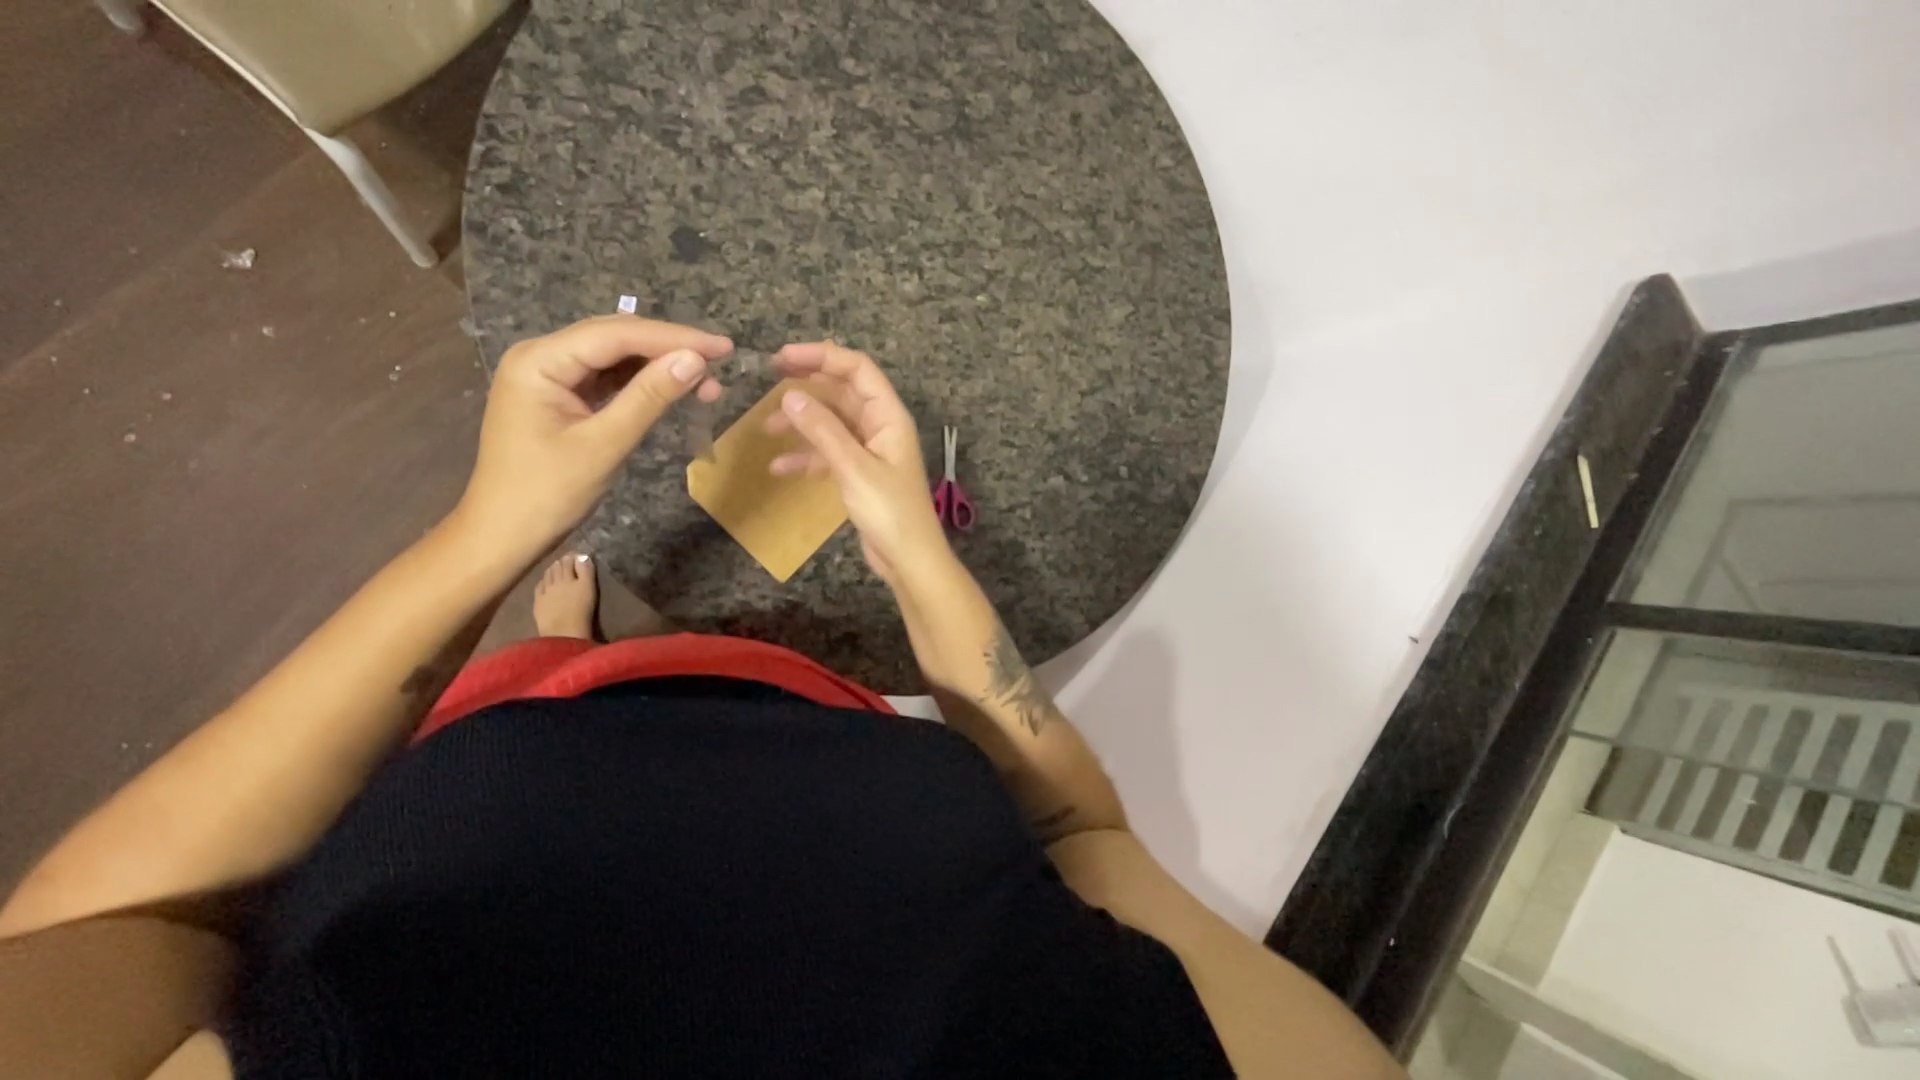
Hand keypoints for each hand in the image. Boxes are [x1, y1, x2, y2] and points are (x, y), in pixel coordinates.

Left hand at [456, 315, 731, 562]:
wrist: (503, 536)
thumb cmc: (547, 494)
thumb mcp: (604, 444)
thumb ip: (649, 398)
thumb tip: (696, 360)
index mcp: (539, 360)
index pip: (617, 334)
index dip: (673, 337)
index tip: (722, 347)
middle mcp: (541, 356)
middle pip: (616, 338)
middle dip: (669, 348)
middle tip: (721, 361)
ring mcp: (549, 376)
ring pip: (615, 357)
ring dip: (659, 366)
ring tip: (706, 382)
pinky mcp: (560, 396)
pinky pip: (607, 379)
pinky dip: (642, 384)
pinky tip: (672, 389)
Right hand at [764, 342, 951, 584]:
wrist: (909, 559)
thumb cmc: (889, 511)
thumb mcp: (853, 467)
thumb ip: (822, 430)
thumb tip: (790, 395)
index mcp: (889, 416)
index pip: (857, 370)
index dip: (822, 356)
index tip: (783, 357)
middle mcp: (880, 427)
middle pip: (842, 392)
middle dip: (807, 384)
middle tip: (770, 378)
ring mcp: (870, 451)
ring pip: (832, 424)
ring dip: (801, 423)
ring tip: (765, 427)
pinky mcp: (860, 475)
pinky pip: (829, 455)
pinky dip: (806, 457)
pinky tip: (778, 469)